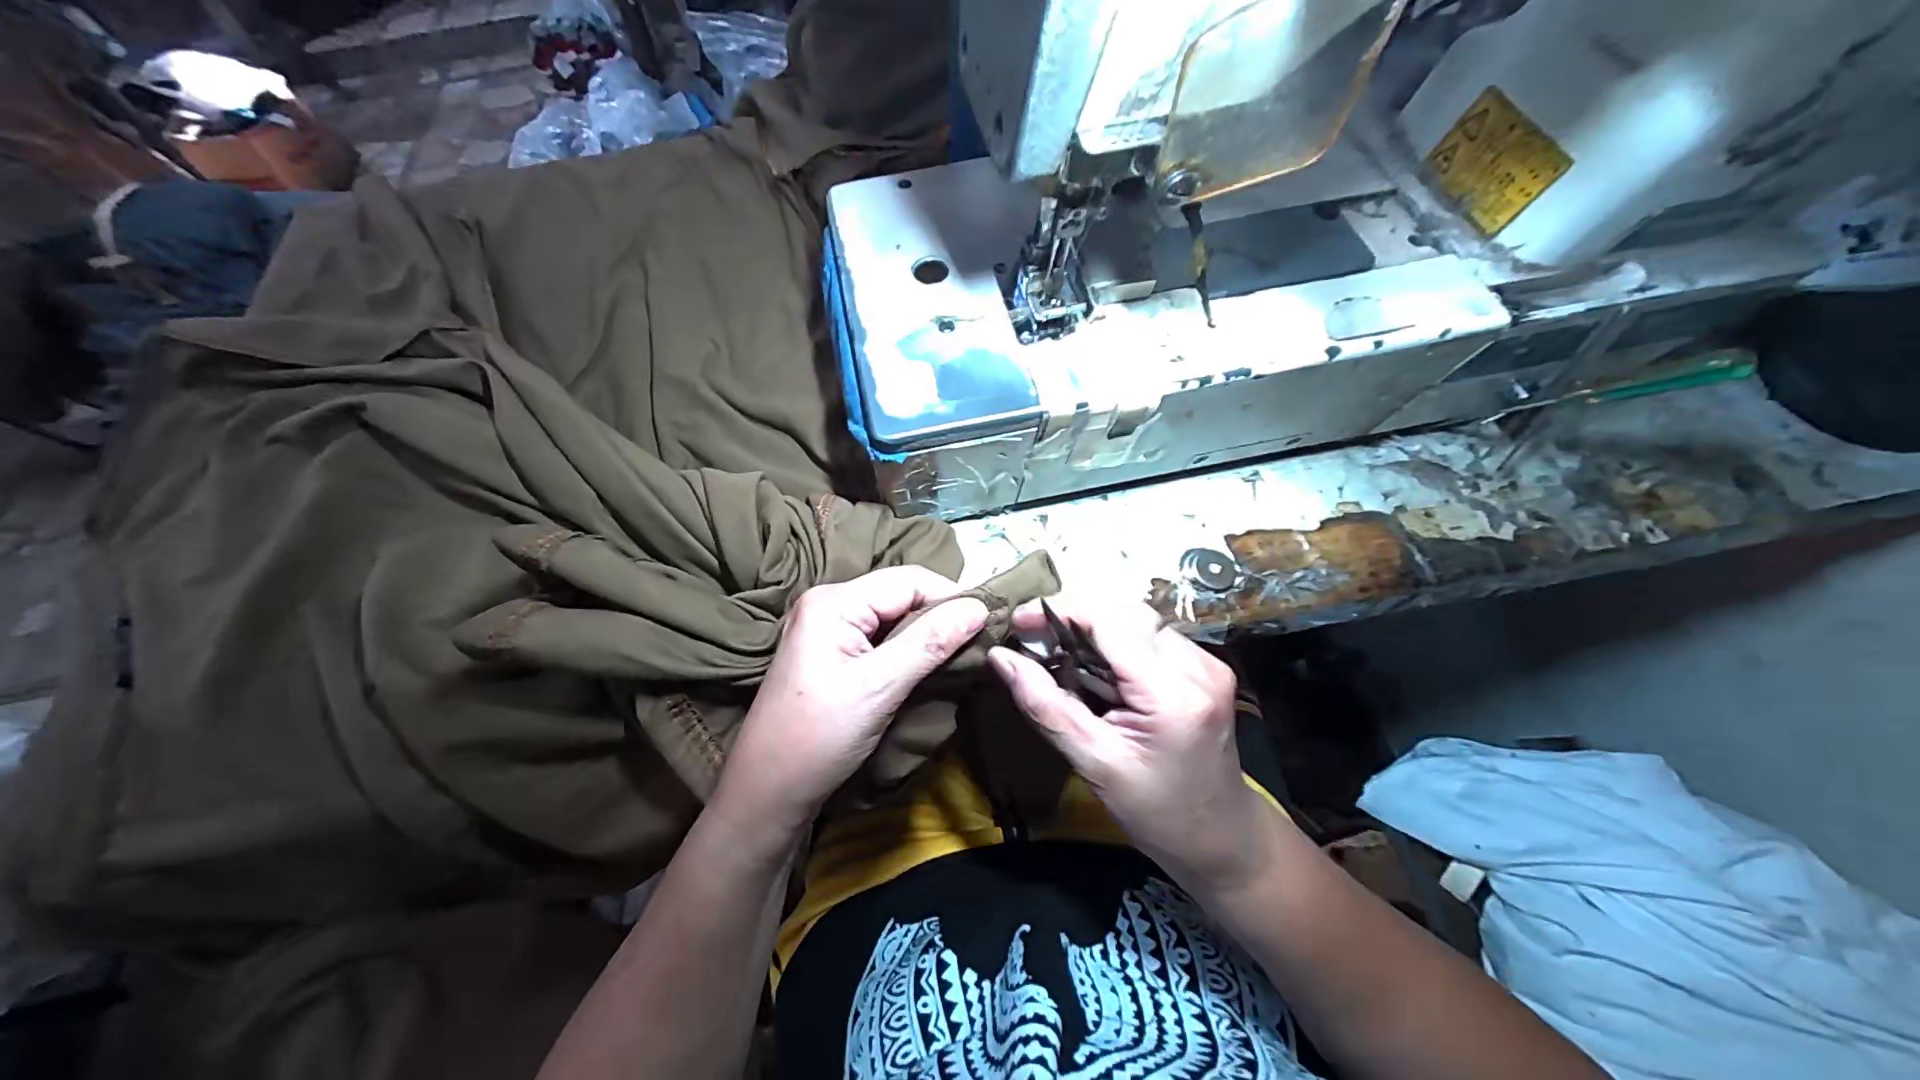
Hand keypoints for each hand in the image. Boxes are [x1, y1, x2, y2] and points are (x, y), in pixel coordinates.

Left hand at [717, 567, 987, 834]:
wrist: (768, 792)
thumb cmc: (819, 737)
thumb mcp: (880, 687)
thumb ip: (930, 642)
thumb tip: (979, 608)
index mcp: (833, 602)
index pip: (909, 580)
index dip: (952, 597)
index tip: (990, 625)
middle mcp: (828, 603)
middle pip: (901, 593)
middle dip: (941, 615)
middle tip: (981, 642)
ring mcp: (828, 628)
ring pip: (894, 615)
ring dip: (928, 633)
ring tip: (962, 654)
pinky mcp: (832, 652)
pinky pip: (881, 636)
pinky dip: (909, 647)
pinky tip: (930, 664)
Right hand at [987, 596, 1280, 892]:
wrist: (1221, 838)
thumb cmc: (1156, 812)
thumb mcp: (1094, 763)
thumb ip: (1046, 706)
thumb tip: (1000, 659)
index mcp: (1173, 692)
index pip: (1110, 620)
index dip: (1060, 611)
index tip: (1019, 623)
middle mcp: (1197, 666)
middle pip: (1125, 612)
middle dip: (1076, 619)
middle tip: (1036, 642)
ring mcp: (1207, 664)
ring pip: (1138, 620)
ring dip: (1096, 632)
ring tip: (1065, 662)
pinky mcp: (1206, 668)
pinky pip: (1151, 637)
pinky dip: (1118, 645)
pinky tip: (1100, 674)